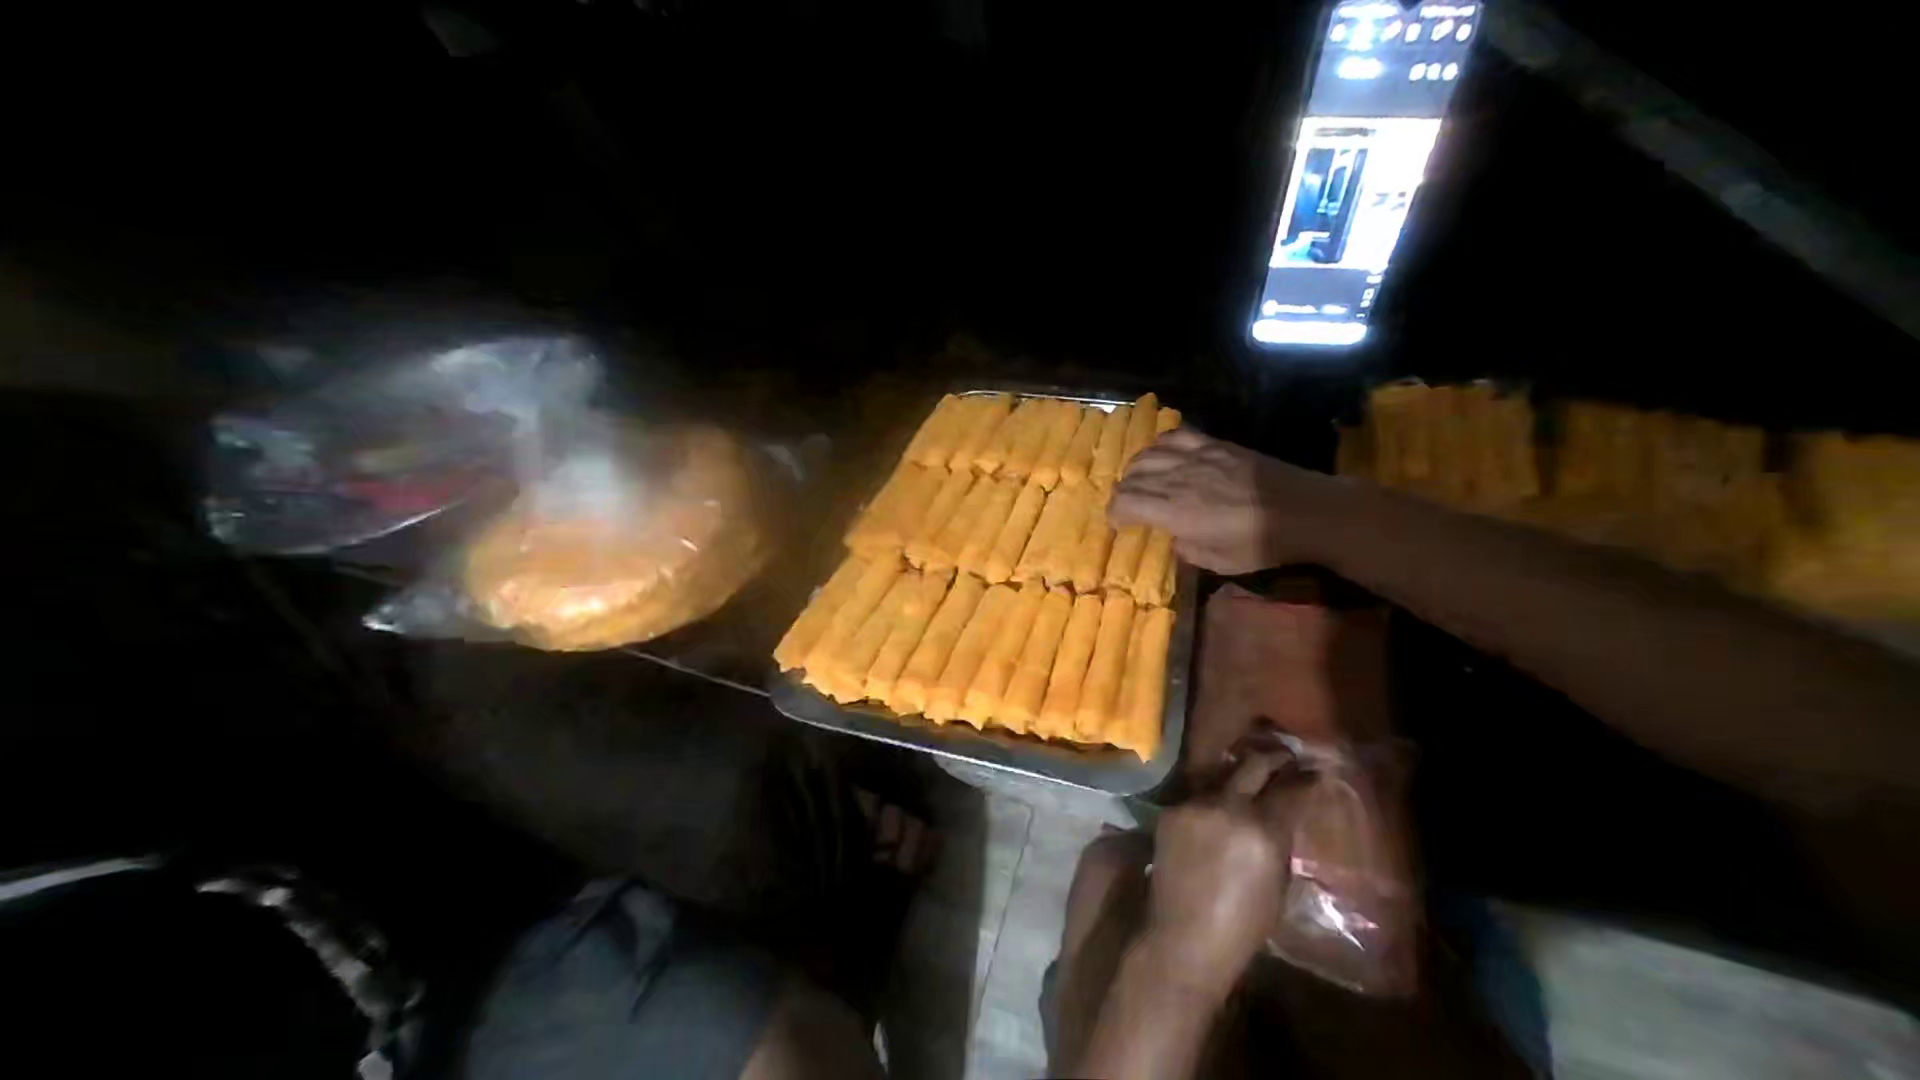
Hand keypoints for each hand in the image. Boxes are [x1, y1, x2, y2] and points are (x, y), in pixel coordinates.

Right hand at [1109, 429, 1340, 573]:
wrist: (1305, 512)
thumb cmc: (1260, 545)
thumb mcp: (1216, 562)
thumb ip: (1185, 548)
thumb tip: (1174, 537)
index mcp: (1175, 511)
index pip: (1124, 502)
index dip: (1114, 514)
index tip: (1119, 524)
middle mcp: (1178, 479)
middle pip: (1131, 477)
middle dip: (1122, 493)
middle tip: (1129, 507)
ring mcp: (1197, 457)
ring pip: (1148, 454)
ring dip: (1136, 469)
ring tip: (1140, 480)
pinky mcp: (1216, 445)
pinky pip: (1176, 435)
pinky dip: (1161, 444)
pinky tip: (1162, 454)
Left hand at [1143, 752, 1303, 995]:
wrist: (1186, 935)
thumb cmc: (1245, 922)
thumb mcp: (1278, 881)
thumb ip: (1280, 839)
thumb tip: (1283, 814)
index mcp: (1264, 830)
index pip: (1289, 790)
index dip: (1305, 778)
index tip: (1313, 771)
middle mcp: (1228, 808)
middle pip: (1253, 765)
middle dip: (1273, 758)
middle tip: (1285, 755)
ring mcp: (1195, 806)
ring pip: (1221, 779)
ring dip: (1236, 779)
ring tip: (1248, 779)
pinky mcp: (1170, 811)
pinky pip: (1196, 798)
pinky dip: (1210, 802)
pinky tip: (1216, 810)